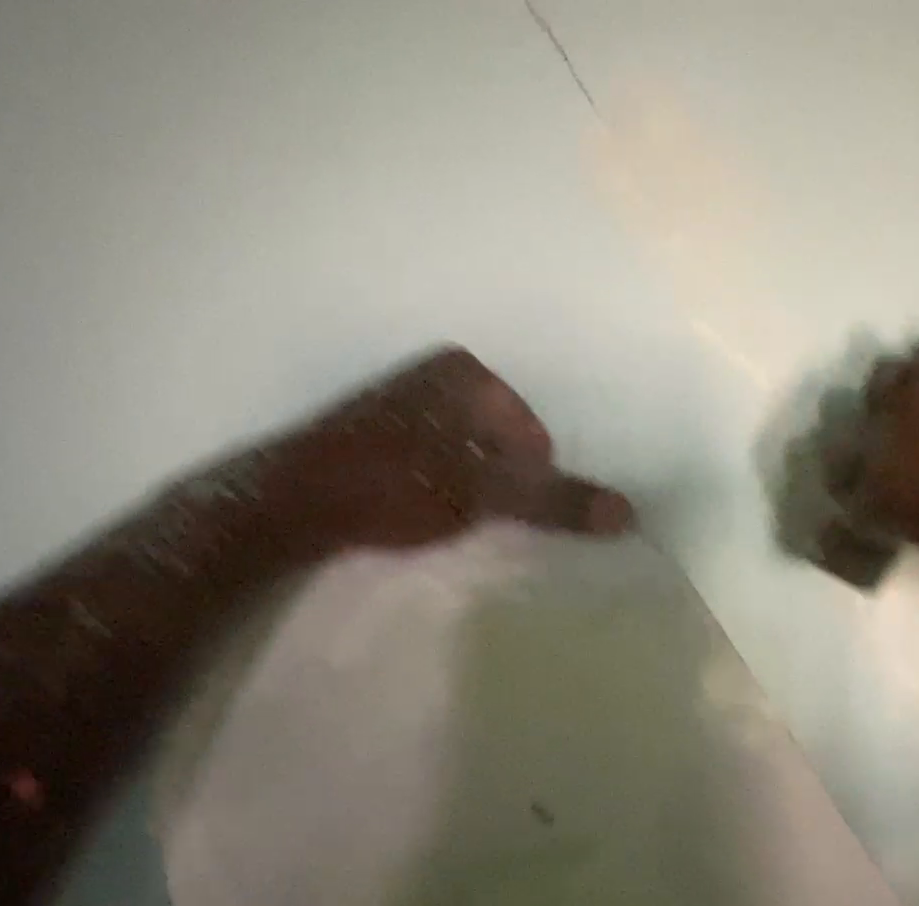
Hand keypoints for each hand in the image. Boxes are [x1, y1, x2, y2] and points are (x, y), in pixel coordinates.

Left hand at [255, 347, 632, 557]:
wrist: (289, 505)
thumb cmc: (394, 486)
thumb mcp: (483, 494)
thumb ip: (554, 501)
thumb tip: (628, 513)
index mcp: (469, 374)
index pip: (536, 441)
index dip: (525, 485)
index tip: (493, 514)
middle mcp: (439, 375)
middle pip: (505, 445)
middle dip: (499, 483)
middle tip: (470, 519)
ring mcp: (407, 400)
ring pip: (471, 454)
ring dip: (468, 488)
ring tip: (439, 518)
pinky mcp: (381, 430)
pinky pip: (438, 459)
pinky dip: (439, 485)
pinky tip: (415, 511)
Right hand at [829, 312, 918, 611]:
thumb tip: (911, 512)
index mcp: (893, 483)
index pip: (840, 491)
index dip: (850, 507)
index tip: (866, 517)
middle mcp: (906, 418)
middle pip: (854, 422)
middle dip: (870, 448)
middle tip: (903, 468)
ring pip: (898, 373)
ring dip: (909, 402)